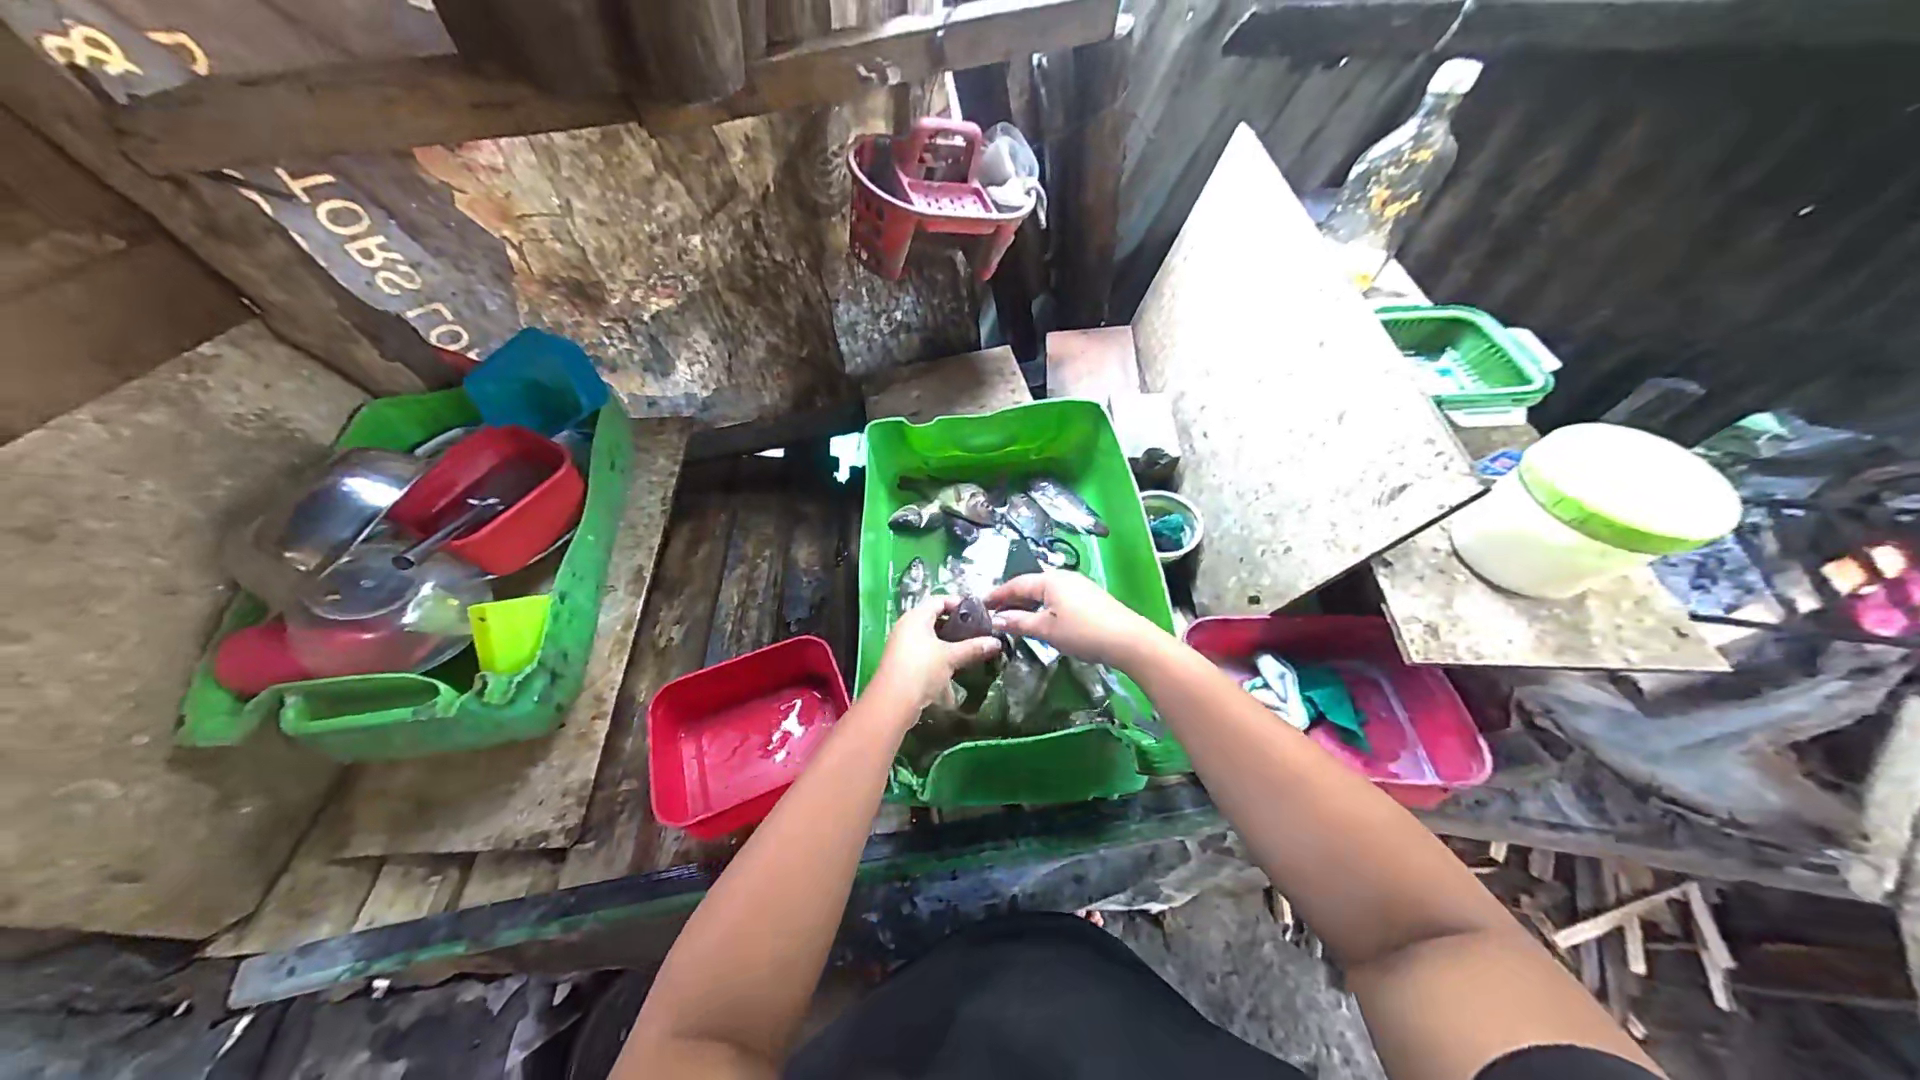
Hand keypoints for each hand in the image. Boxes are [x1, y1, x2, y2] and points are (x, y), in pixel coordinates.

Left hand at [870, 595, 1002, 712]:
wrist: (893, 702)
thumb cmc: (922, 669)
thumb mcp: (951, 657)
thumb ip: (973, 648)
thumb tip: (996, 642)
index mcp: (916, 617)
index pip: (939, 600)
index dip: (958, 603)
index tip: (977, 612)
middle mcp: (906, 627)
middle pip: (934, 619)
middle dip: (955, 626)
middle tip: (976, 632)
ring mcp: (902, 645)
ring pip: (930, 637)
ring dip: (948, 643)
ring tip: (968, 649)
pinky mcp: (903, 662)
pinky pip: (924, 653)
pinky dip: (939, 656)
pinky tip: (953, 667)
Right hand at [985, 572, 1169, 669]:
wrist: (1128, 639)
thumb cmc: (1082, 632)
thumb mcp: (1046, 629)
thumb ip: (1019, 622)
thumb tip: (996, 619)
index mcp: (1049, 580)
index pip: (1015, 584)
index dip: (997, 595)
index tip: (981, 605)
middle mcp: (1063, 576)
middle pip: (1030, 585)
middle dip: (1011, 598)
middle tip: (994, 612)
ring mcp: (1078, 585)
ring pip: (1045, 591)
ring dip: (1028, 603)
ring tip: (1014, 618)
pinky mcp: (1089, 597)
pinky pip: (1058, 597)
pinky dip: (1043, 606)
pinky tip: (1041, 619)